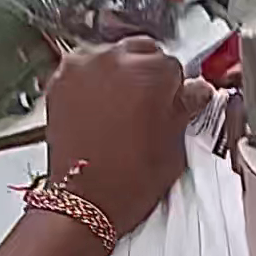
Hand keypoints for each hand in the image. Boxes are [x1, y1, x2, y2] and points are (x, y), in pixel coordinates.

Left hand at [43, 37, 212, 234]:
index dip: (177, 90)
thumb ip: (186, 111)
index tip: (175, 106)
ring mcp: (84, 67)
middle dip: (149, 78)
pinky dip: (95, 87)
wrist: (85, 202)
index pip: (176, 66)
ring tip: (124, 118)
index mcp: (151, 73)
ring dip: (121, 79)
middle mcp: (115, 59)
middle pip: (142, 53)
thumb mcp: (173, 150)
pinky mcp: (61, 80)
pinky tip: (102, 116)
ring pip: (112, 59)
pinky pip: (86, 72)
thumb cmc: (127, 183)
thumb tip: (194, 95)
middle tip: (151, 112)